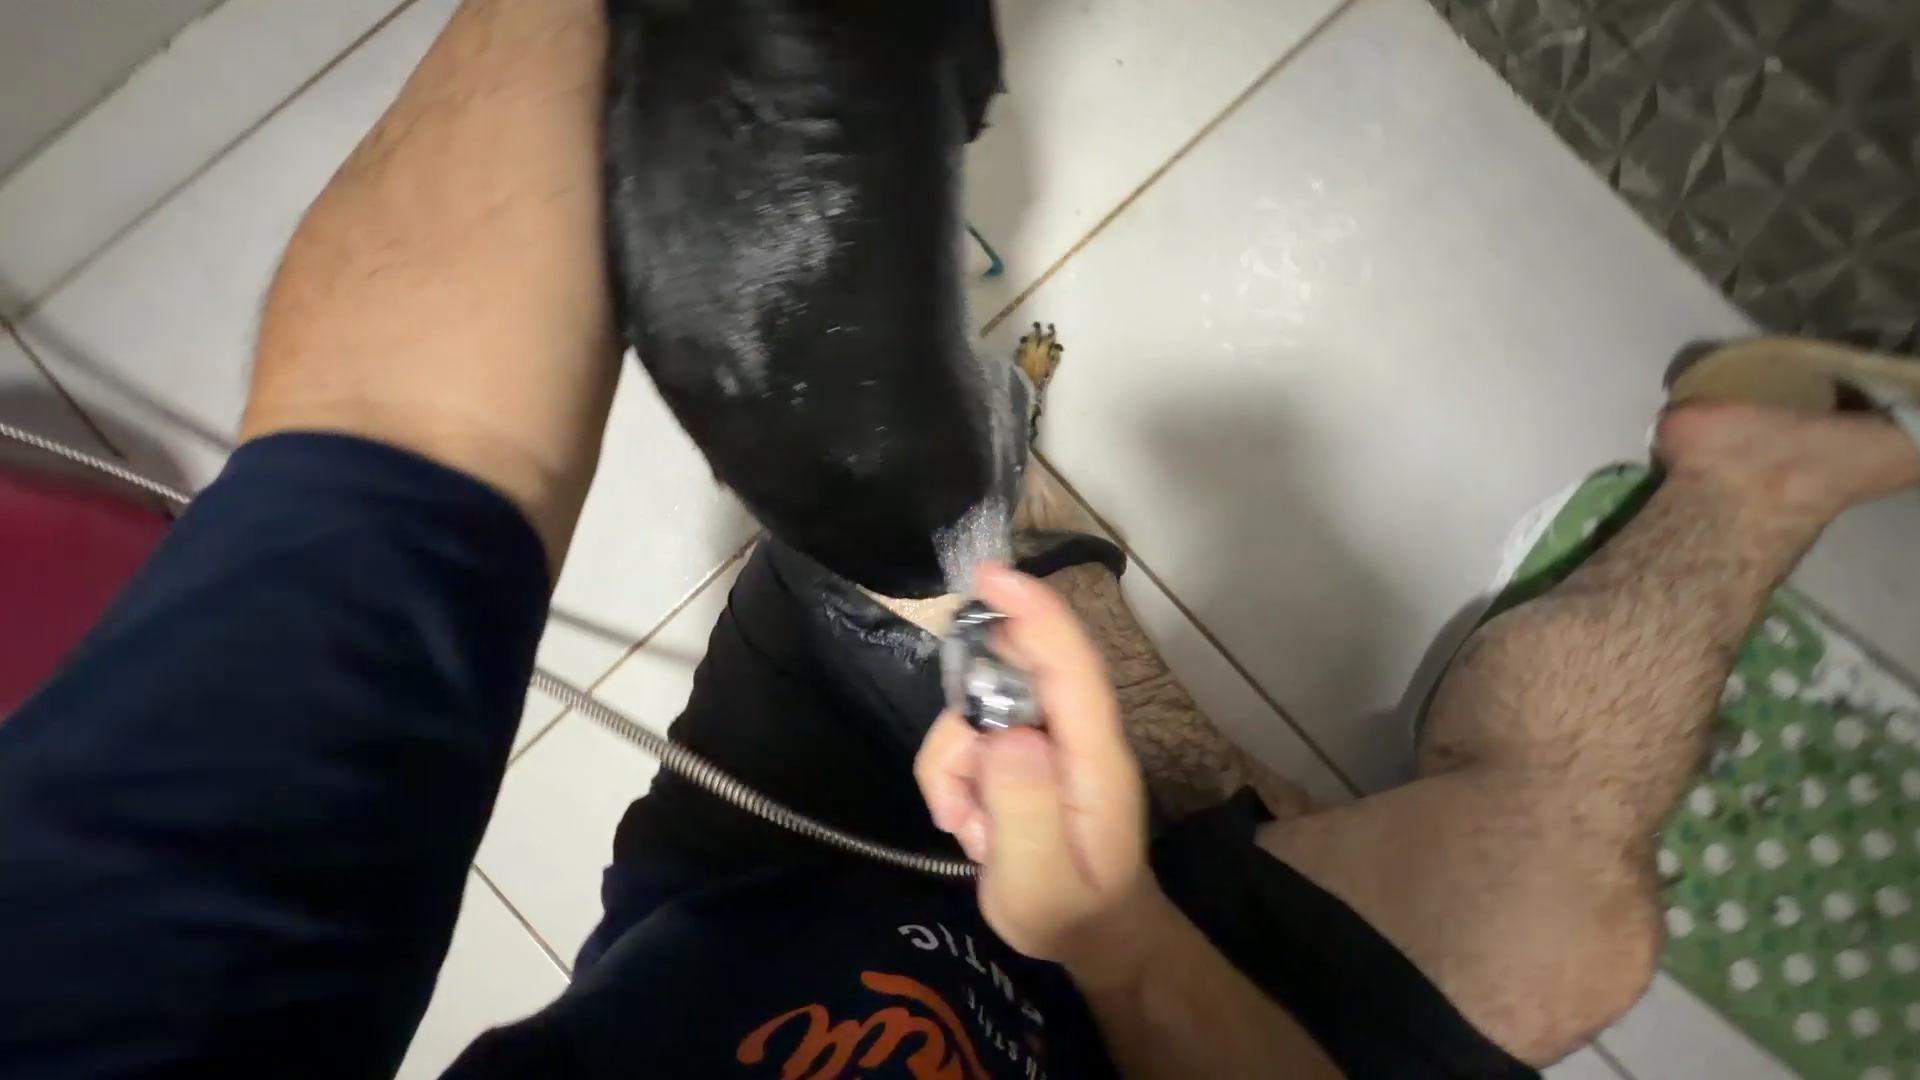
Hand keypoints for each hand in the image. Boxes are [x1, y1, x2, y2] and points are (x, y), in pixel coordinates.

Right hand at [914, 564, 1162, 986]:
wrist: (1090, 934)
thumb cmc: (1075, 914)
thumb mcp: (1043, 885)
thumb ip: (1026, 813)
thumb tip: (1002, 736)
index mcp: (1095, 754)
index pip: (1070, 665)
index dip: (1035, 613)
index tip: (991, 577)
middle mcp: (1071, 731)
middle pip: (1010, 676)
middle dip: (969, 718)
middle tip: (957, 783)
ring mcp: (1042, 739)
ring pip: (976, 711)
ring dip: (955, 770)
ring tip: (973, 836)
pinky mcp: (1018, 752)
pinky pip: (968, 738)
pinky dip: (952, 779)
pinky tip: (969, 827)